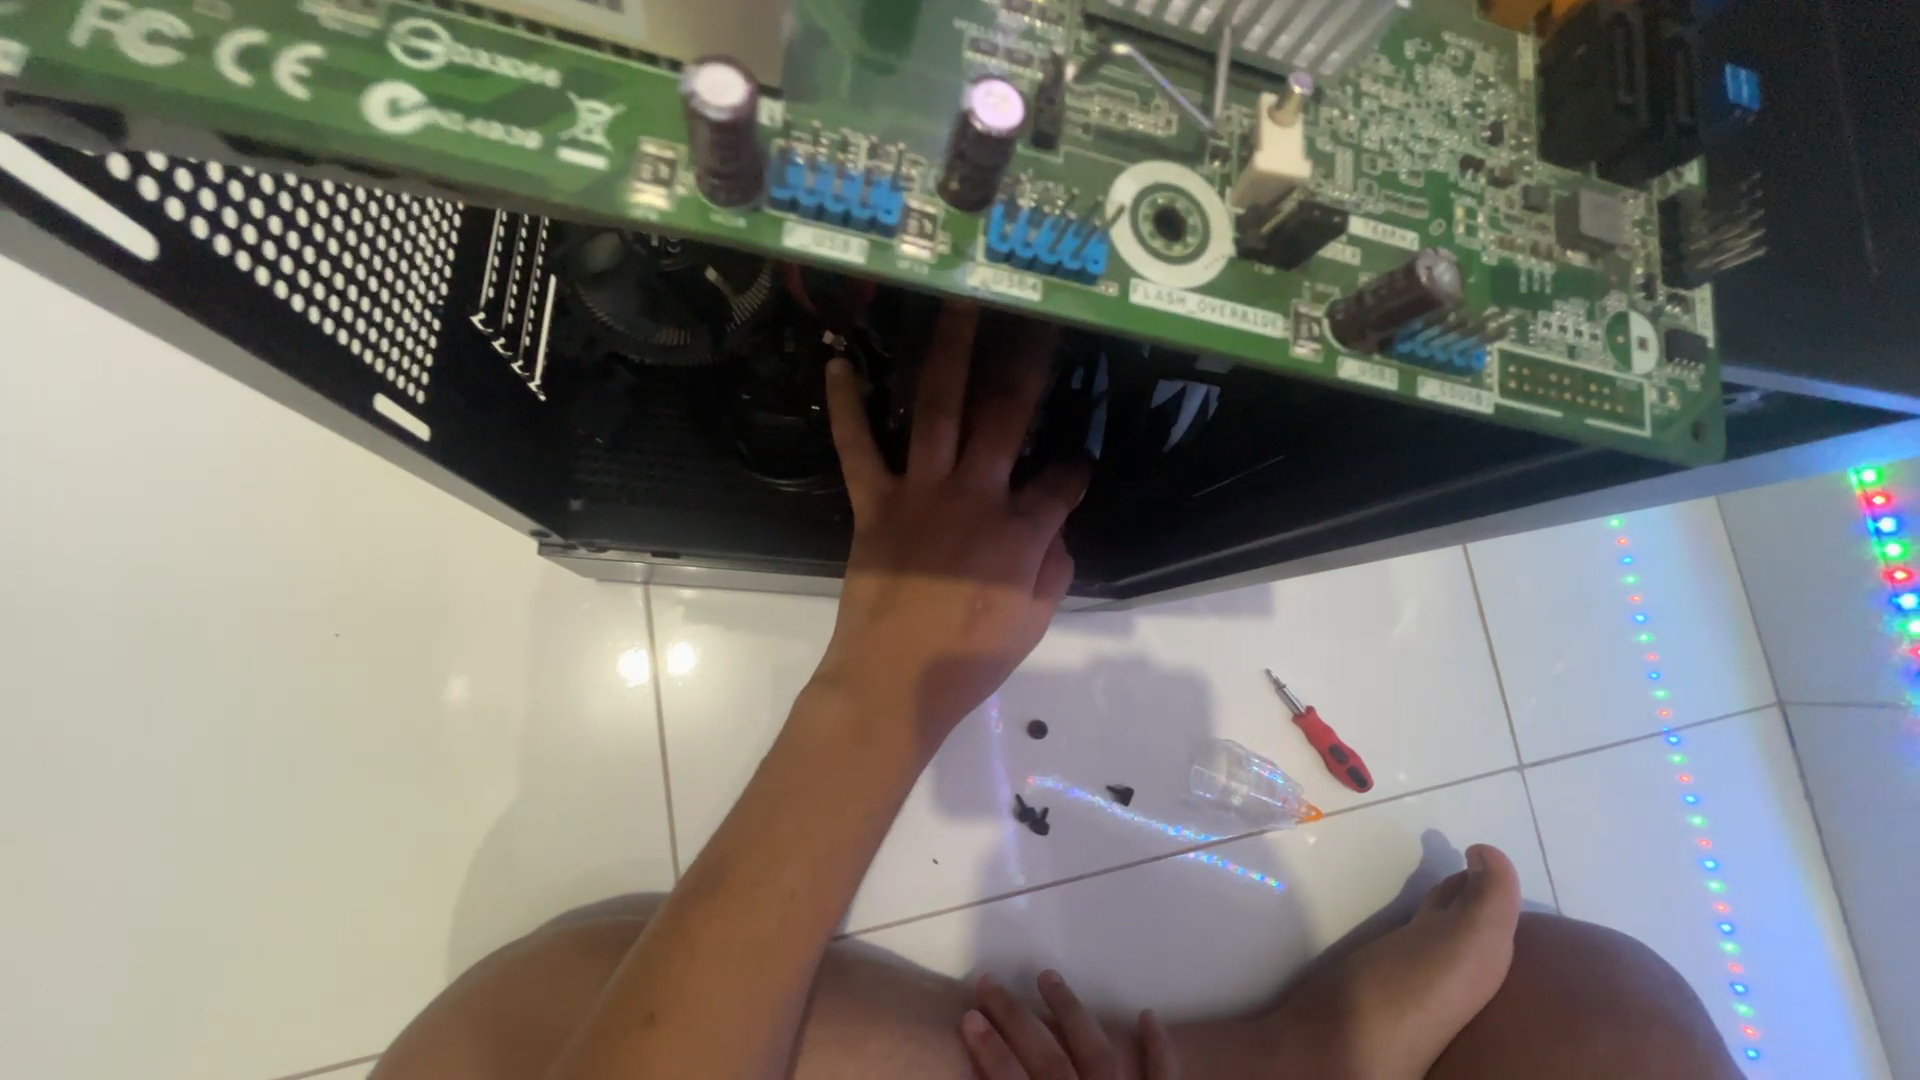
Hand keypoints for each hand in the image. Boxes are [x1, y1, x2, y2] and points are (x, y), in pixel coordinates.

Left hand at [807, 302, 1089, 759]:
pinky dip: (847, 406)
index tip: (1077, 461)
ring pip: (938, 407)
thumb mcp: (1035, 622)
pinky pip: (858, 446)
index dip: (1076, 466)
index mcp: (1022, 529)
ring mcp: (921, 492)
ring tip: (957, 300)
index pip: (1063, 479)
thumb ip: (1055, 567)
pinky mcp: (875, 503)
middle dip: (1027, 357)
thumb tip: (1058, 528)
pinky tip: (839, 363)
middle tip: (1038, 311)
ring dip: (949, 351)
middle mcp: (976, 494)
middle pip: (1007, 412)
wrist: (892, 683)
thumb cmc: (970, 660)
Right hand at [962, 971, 1180, 1079]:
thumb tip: (982, 1074)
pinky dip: (1159, 1047)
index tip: (969, 1014)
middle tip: (989, 981)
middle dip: (1015, 1018)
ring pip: (1097, 1053)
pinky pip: (1164, 1076)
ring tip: (1047, 976)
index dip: (989, 1050)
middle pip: (1048, 1058)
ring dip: (1071, 1012)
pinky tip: (1148, 1016)